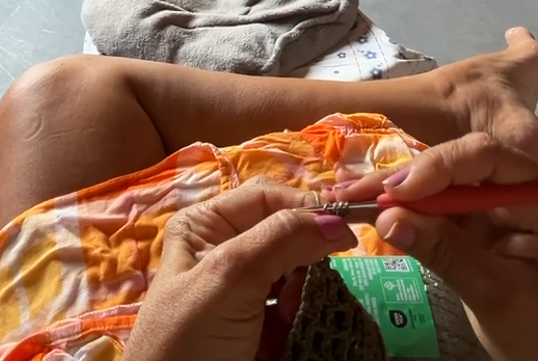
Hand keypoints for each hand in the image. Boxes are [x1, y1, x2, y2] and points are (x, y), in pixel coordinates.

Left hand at [125, 183, 357, 360]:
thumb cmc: (191, 338)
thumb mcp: (229, 277)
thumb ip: (281, 240)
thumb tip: (338, 220)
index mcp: (205, 225)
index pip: (266, 198)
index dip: (305, 207)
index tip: (346, 231)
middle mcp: (224, 250)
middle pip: (285, 233)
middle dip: (307, 253)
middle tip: (318, 279)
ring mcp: (243, 293)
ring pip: (296, 272)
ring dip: (308, 288)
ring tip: (301, 308)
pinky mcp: (261, 330)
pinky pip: (297, 309)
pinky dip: (307, 315)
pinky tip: (300, 327)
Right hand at [329, 134, 537, 360]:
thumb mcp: (503, 300)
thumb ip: (448, 254)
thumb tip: (387, 219)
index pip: (488, 158)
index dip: (439, 165)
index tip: (400, 190)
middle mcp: (519, 191)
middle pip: (455, 165)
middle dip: (406, 178)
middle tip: (355, 191)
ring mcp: (493, 208)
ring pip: (437, 184)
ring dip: (393, 190)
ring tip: (349, 194)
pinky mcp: (472, 227)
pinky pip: (432, 209)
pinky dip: (399, 210)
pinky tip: (365, 205)